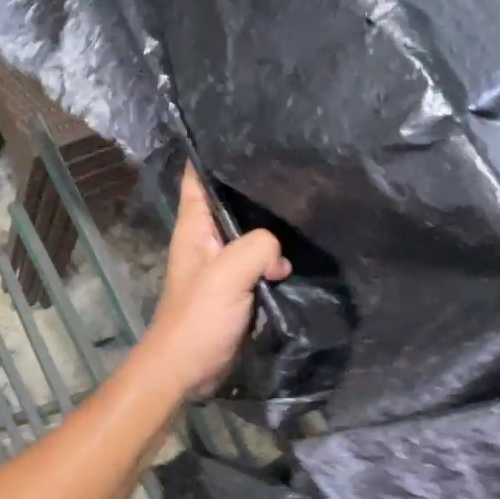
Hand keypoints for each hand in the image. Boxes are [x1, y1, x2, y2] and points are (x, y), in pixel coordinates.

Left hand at [135, 169, 290, 400]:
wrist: (187, 372)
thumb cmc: (197, 320)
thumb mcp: (228, 274)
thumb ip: (258, 246)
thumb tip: (278, 255)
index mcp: (194, 228)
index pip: (199, 177)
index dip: (214, 151)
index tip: (244, 127)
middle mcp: (207, 241)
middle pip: (235, 202)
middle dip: (260, 187)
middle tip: (302, 161)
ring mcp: (223, 266)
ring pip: (254, 234)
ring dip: (275, 227)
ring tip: (312, 200)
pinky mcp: (239, 290)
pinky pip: (262, 264)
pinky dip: (278, 258)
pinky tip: (304, 248)